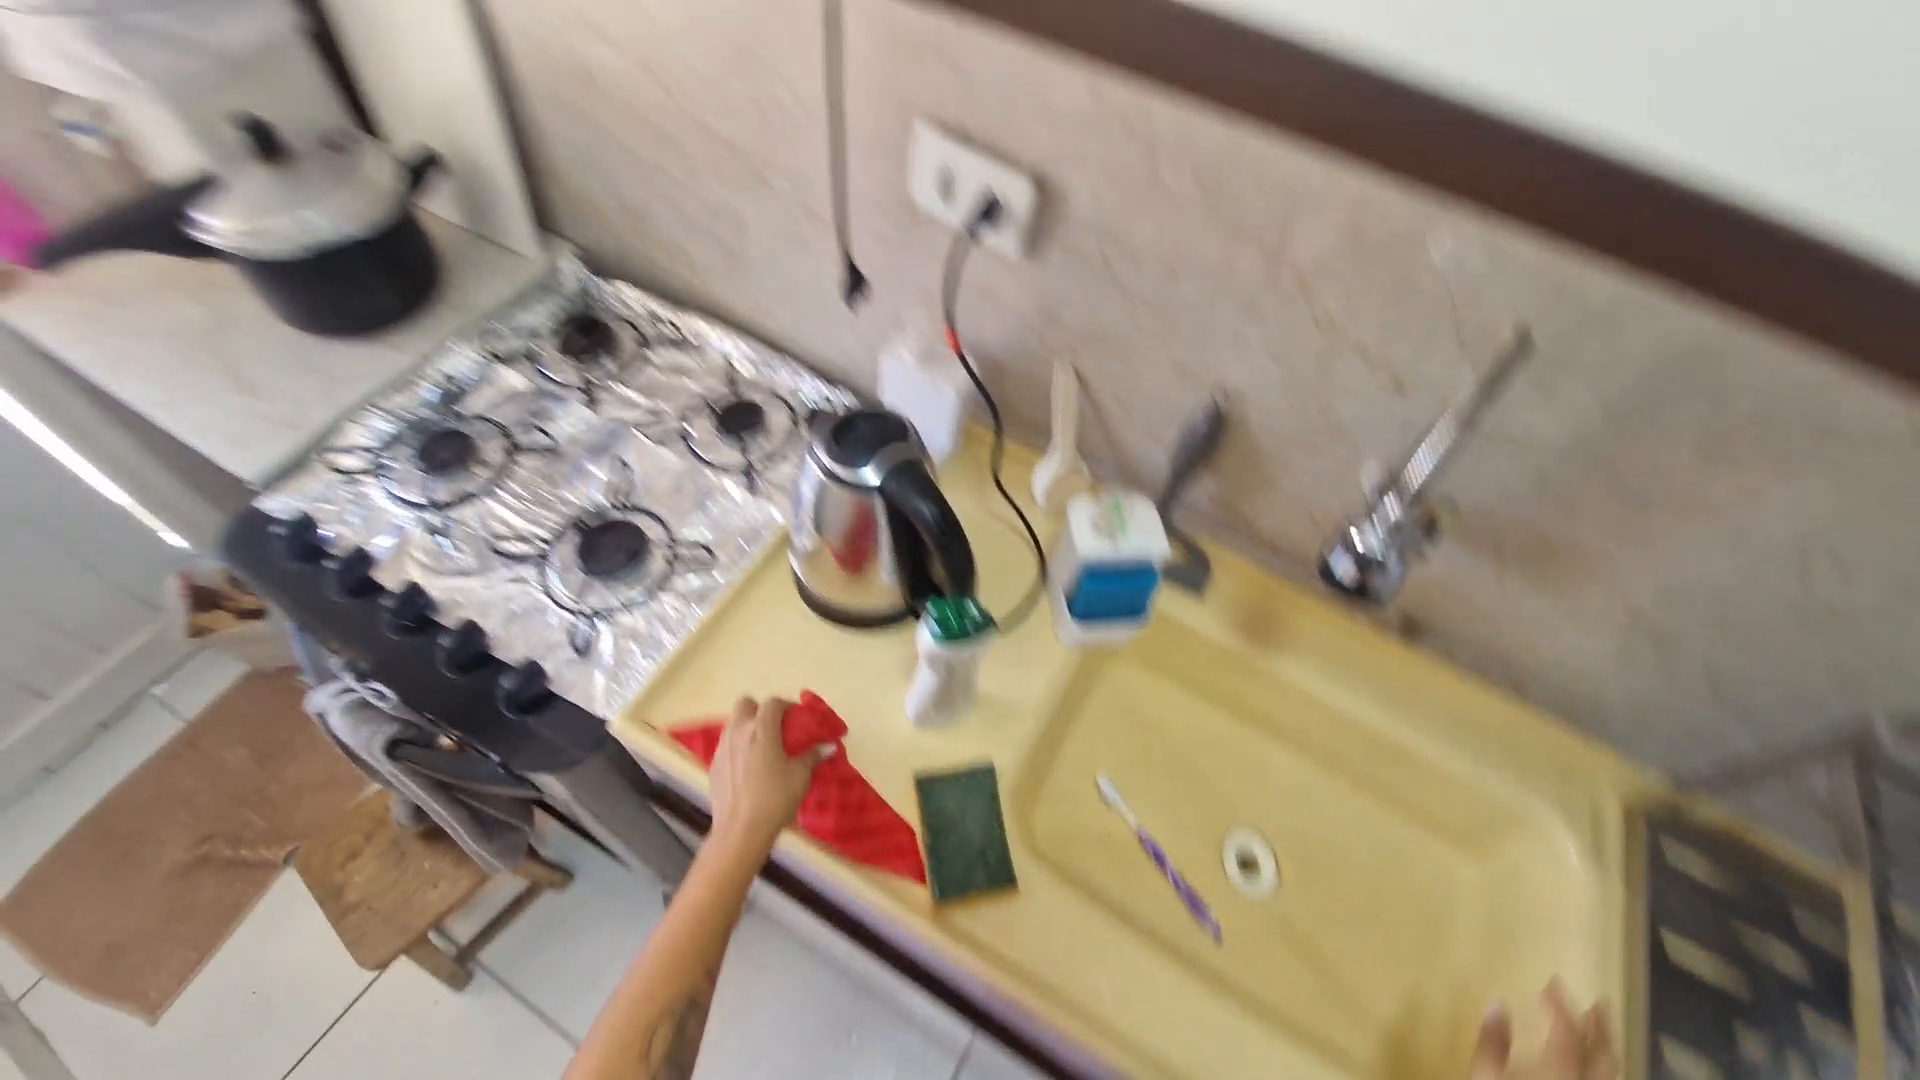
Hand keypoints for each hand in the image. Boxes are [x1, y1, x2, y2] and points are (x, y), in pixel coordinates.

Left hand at [708, 697, 832, 861]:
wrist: (741, 830)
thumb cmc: (775, 798)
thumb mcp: (800, 776)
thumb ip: (813, 756)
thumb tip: (830, 746)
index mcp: (762, 729)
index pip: (773, 702)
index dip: (787, 705)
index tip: (797, 718)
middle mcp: (738, 731)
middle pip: (745, 704)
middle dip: (760, 710)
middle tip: (775, 728)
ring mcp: (722, 747)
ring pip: (733, 723)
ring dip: (748, 727)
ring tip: (762, 747)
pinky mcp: (714, 764)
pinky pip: (726, 744)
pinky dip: (738, 747)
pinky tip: (748, 767)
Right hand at [1471, 983, 1616, 1079]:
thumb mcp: (1487, 1073)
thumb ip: (1492, 1041)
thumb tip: (1496, 1004)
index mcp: (1558, 1067)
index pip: (1567, 1029)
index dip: (1562, 1002)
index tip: (1553, 980)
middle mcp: (1583, 1079)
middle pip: (1602, 1051)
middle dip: (1600, 1024)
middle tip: (1596, 1000)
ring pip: (1609, 1067)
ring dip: (1605, 1042)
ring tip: (1596, 1023)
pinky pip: (1603, 1076)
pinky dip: (1601, 1060)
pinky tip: (1590, 1055)